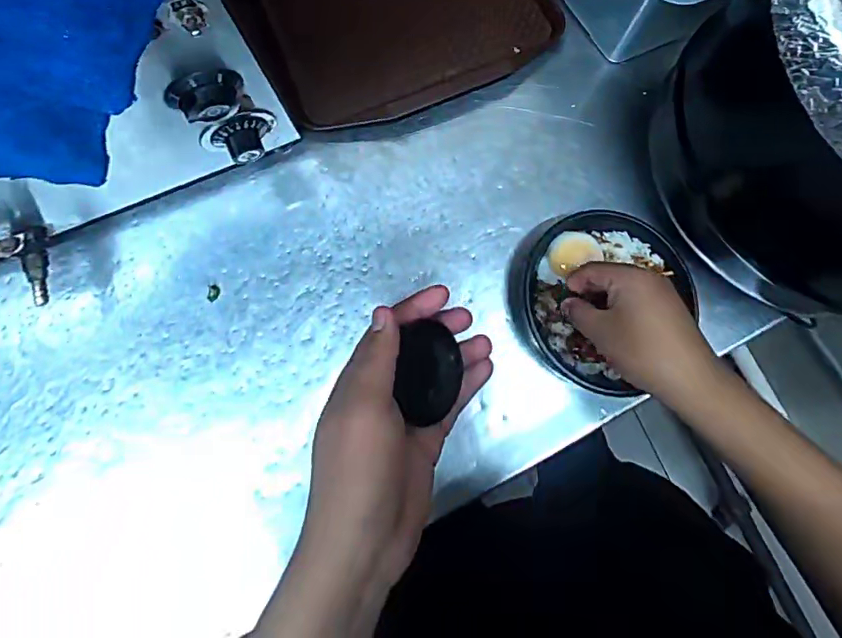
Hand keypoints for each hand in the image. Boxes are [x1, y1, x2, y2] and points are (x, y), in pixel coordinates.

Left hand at [254, 285, 492, 637]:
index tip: (441, 295)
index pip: (386, 333)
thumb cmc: (357, 470)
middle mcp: (378, 395)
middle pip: (411, 350)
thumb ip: (377, 359)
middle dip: (436, 329)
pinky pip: (445, 405)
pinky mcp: (422, 442)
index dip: (412, 310)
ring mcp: (401, 420)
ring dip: (456, 356)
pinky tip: (484, 371)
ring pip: (432, 376)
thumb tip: (384, 314)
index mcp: (357, 382)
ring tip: (484, 341)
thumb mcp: (364, 407)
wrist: (363, 544)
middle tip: (466, 316)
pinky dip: (464, 386)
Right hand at [563, 263, 723, 412]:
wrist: (692, 379)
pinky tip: (621, 331)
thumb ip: (579, 313)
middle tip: (577, 313)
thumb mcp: (601, 332)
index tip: (563, 300)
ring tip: (596, 325)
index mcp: (630, 277)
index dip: (573, 283)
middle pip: (610, 277)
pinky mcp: (672, 310)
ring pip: (625, 291)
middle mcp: (649, 278)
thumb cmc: (642, 351)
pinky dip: (625, 311)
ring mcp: (664, 293)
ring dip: (607, 304)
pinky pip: (640, 301)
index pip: (592, 270)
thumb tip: (569, 303)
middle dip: (590, 294)